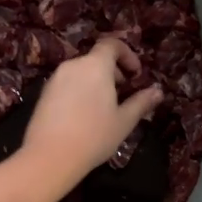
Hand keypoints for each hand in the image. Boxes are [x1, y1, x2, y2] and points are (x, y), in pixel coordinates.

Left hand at [21, 38, 163, 176]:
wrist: (50, 156)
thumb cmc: (94, 136)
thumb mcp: (124, 121)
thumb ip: (141, 102)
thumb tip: (158, 91)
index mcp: (95, 66)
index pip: (112, 45)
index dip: (127, 55)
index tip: (135, 75)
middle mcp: (74, 65)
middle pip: (96, 58)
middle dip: (113, 71)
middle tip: (123, 93)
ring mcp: (55, 78)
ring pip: (81, 72)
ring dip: (96, 82)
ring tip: (104, 108)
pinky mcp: (44, 93)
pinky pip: (67, 83)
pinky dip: (80, 90)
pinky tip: (84, 116)